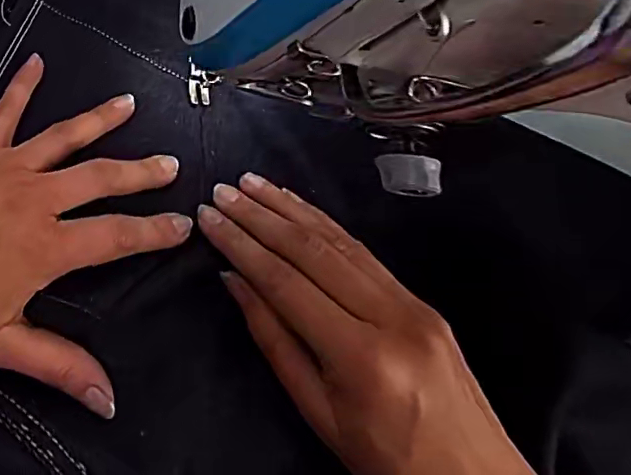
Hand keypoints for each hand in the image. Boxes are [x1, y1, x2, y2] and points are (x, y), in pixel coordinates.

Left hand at [0, 54, 190, 418]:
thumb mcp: (0, 343)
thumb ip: (58, 365)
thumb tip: (108, 399)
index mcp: (46, 246)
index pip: (115, 236)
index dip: (154, 231)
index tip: (183, 224)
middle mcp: (37, 198)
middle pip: (102, 178)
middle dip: (142, 172)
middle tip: (171, 164)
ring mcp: (10, 166)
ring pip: (67, 137)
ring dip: (101, 119)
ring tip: (129, 104)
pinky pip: (6, 111)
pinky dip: (22, 84)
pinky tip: (36, 60)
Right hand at [199, 175, 533, 474]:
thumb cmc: (392, 465)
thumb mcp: (321, 415)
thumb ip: (275, 342)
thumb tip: (237, 281)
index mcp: (362, 358)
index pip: (286, 283)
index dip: (241, 245)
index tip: (211, 220)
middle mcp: (390, 317)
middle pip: (310, 250)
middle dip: (259, 216)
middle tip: (223, 192)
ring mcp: (411, 302)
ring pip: (337, 240)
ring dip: (289, 207)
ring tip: (252, 185)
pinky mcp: (420, 298)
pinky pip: (362, 250)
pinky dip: (323, 223)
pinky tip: (298, 206)